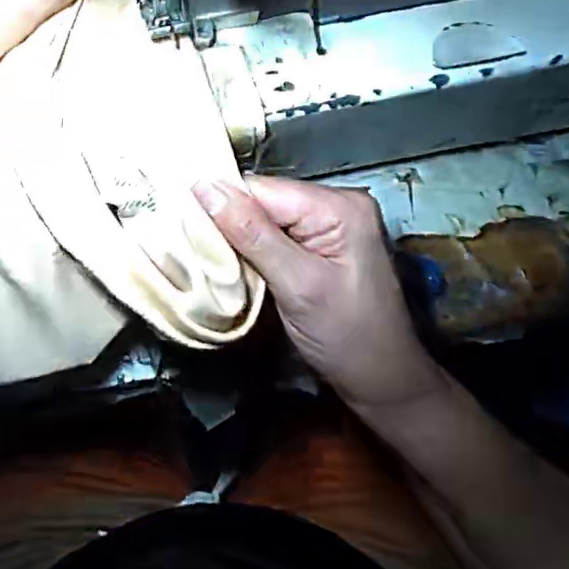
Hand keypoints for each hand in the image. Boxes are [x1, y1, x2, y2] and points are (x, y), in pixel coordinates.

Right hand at [192, 176, 445, 411]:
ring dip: (239, 238)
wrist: (384, 381)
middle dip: (229, 223)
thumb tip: (205, 188)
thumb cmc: (349, 338)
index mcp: (339, 206)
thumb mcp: (298, 285)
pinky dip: (254, 248)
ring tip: (213, 260)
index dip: (222, 205)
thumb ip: (251, 234)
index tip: (184, 227)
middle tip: (195, 249)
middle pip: (263, 199)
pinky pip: (276, 232)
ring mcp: (331, 222)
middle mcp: (336, 203)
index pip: (262, 190)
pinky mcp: (322, 241)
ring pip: (265, 216)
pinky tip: (240, 265)